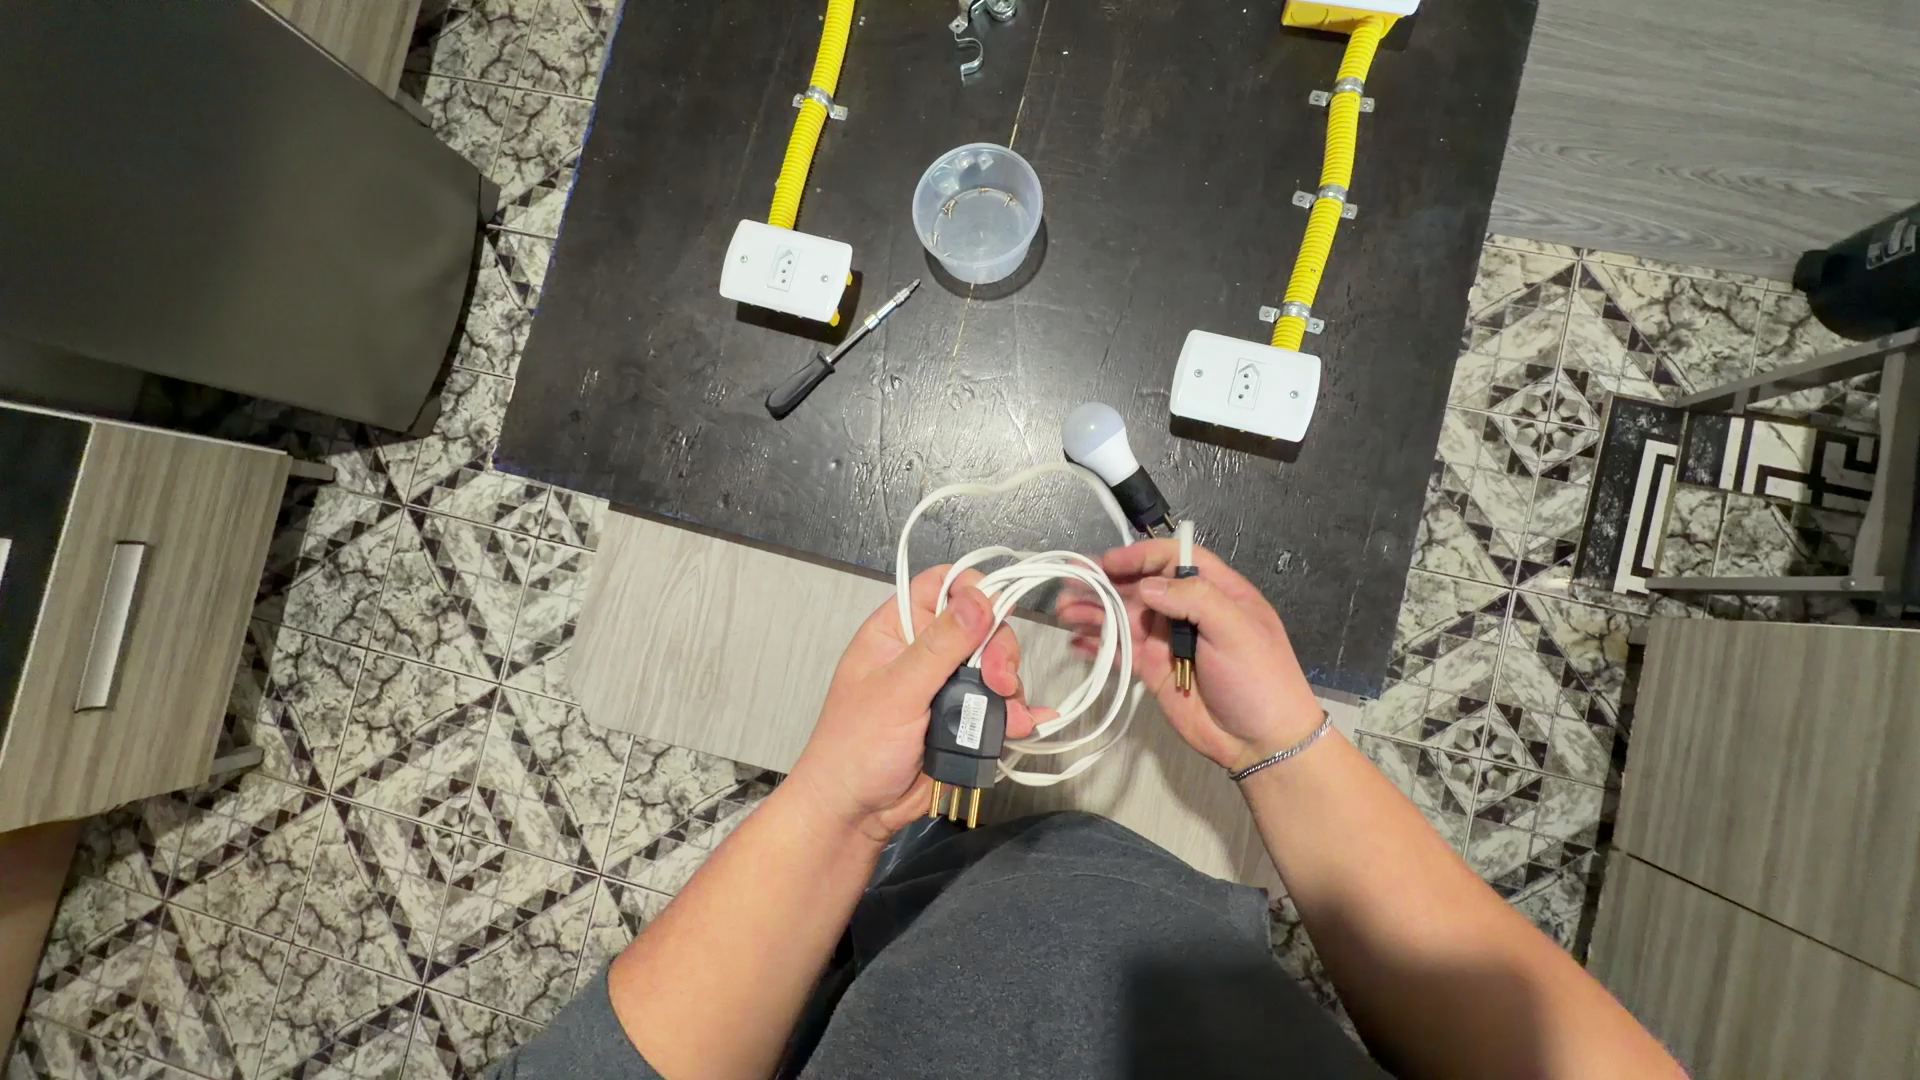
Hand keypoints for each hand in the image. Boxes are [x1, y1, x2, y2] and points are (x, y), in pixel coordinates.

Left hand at [788, 566, 1047, 844]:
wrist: (855, 814)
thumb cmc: (856, 747)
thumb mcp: (897, 691)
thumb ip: (940, 646)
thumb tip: (980, 598)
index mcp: (897, 630)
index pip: (941, 586)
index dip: (973, 591)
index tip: (993, 616)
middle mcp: (925, 651)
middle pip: (981, 627)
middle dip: (999, 652)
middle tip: (1000, 682)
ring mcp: (947, 687)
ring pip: (996, 668)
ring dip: (1010, 690)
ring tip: (1011, 720)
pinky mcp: (964, 720)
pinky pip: (1000, 707)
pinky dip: (1017, 715)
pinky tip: (1030, 725)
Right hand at [1057, 539, 1322, 771]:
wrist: (1262, 742)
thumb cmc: (1260, 679)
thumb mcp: (1237, 631)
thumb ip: (1194, 600)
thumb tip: (1147, 586)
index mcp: (1216, 592)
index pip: (1174, 559)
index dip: (1141, 556)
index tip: (1110, 561)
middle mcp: (1187, 611)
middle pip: (1140, 586)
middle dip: (1105, 582)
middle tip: (1071, 581)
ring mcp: (1167, 641)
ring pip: (1123, 616)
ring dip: (1094, 611)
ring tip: (1064, 610)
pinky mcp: (1152, 669)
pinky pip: (1120, 650)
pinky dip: (1097, 644)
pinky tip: (1076, 641)